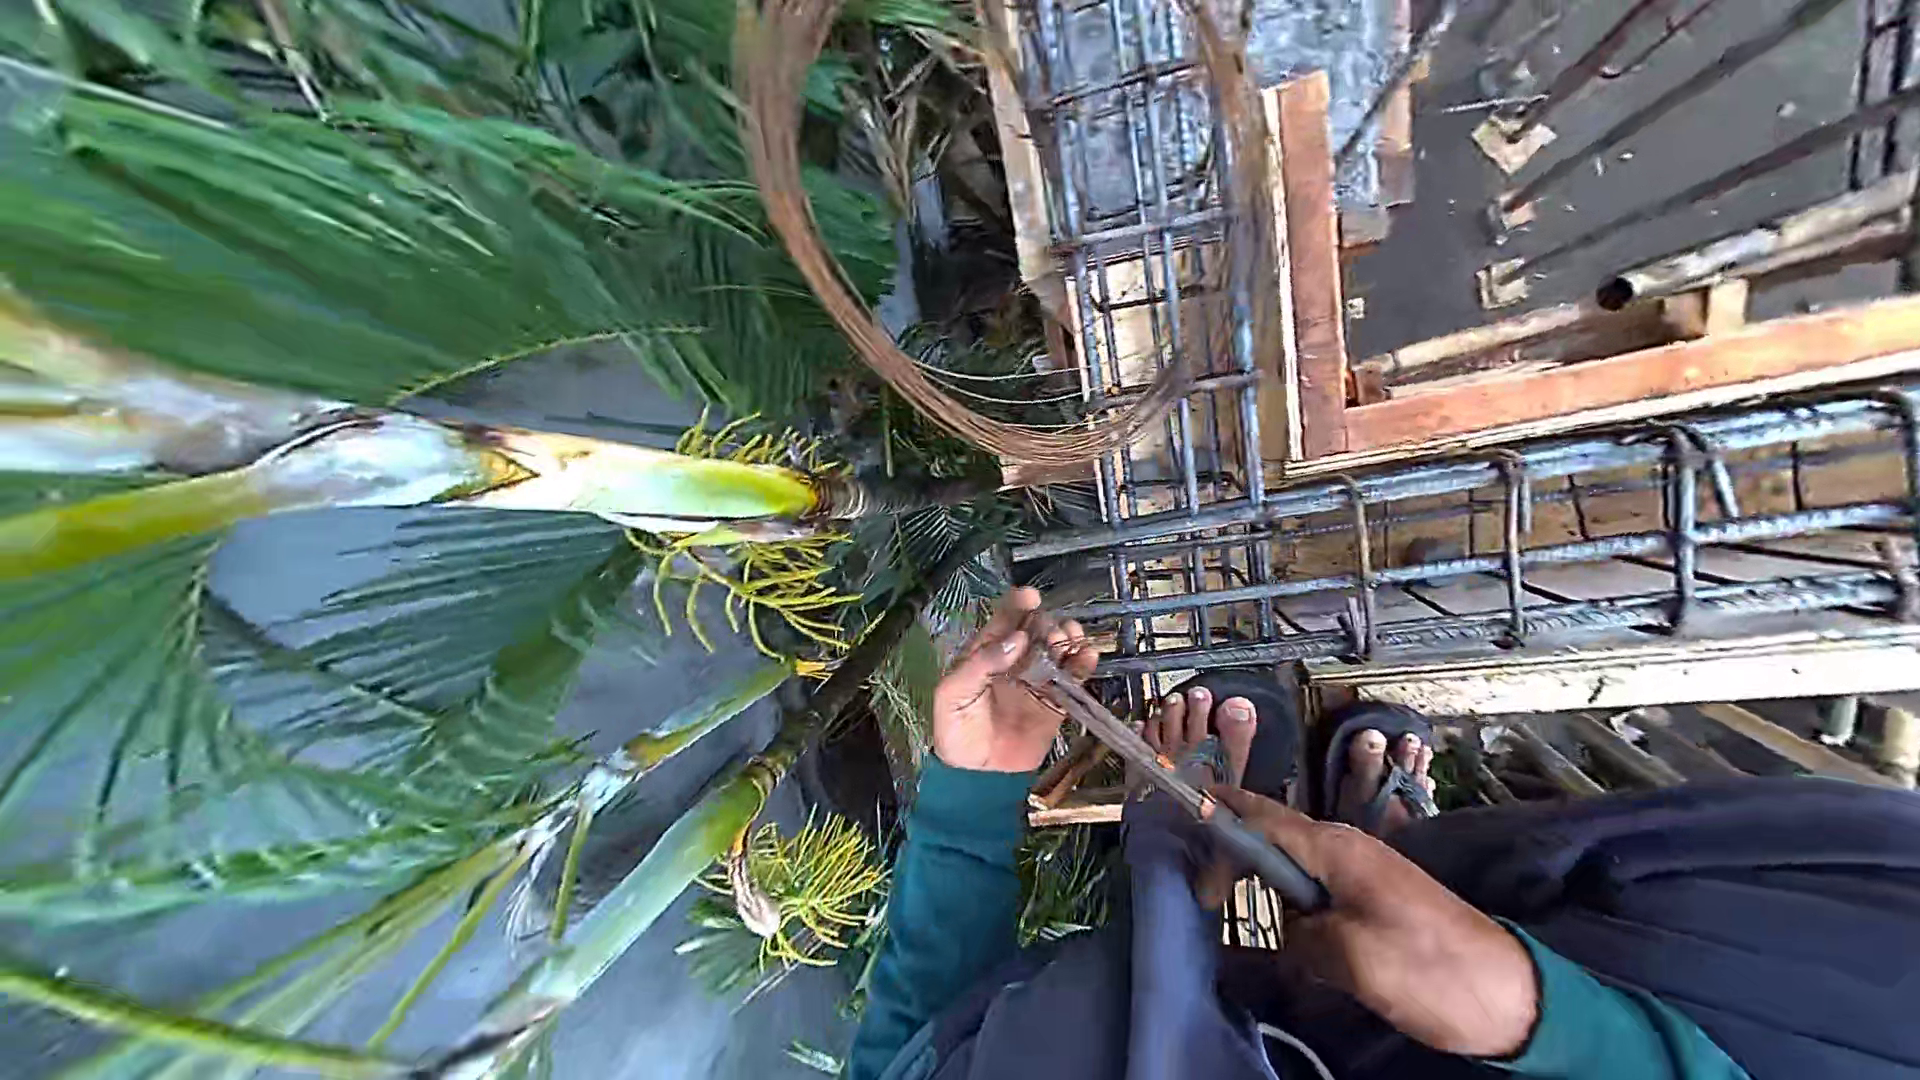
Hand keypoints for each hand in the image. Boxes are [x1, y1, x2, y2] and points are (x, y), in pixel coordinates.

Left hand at [931, 587, 1096, 772]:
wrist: (976, 774)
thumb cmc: (956, 729)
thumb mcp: (955, 692)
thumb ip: (983, 663)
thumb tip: (1018, 639)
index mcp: (986, 654)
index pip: (1004, 621)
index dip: (1017, 605)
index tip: (1031, 597)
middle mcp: (1014, 661)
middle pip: (1036, 631)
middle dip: (1046, 624)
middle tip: (1051, 632)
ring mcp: (1036, 680)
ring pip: (1057, 650)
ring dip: (1067, 639)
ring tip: (1069, 640)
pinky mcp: (1055, 701)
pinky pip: (1072, 678)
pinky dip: (1082, 665)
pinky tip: (1087, 657)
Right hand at [1205, 786, 1538, 1058]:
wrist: (1520, 1001)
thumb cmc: (1432, 972)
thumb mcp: (1353, 962)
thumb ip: (1299, 938)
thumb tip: (1282, 936)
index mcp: (1335, 847)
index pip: (1260, 816)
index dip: (1219, 817)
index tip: (1186, 828)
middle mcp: (1342, 845)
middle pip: (1269, 836)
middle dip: (1233, 859)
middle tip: (1208, 901)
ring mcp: (1358, 867)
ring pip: (1290, 863)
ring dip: (1263, 885)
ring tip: (1238, 916)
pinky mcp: (1371, 891)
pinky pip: (1314, 886)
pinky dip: (1290, 902)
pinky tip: (1284, 932)